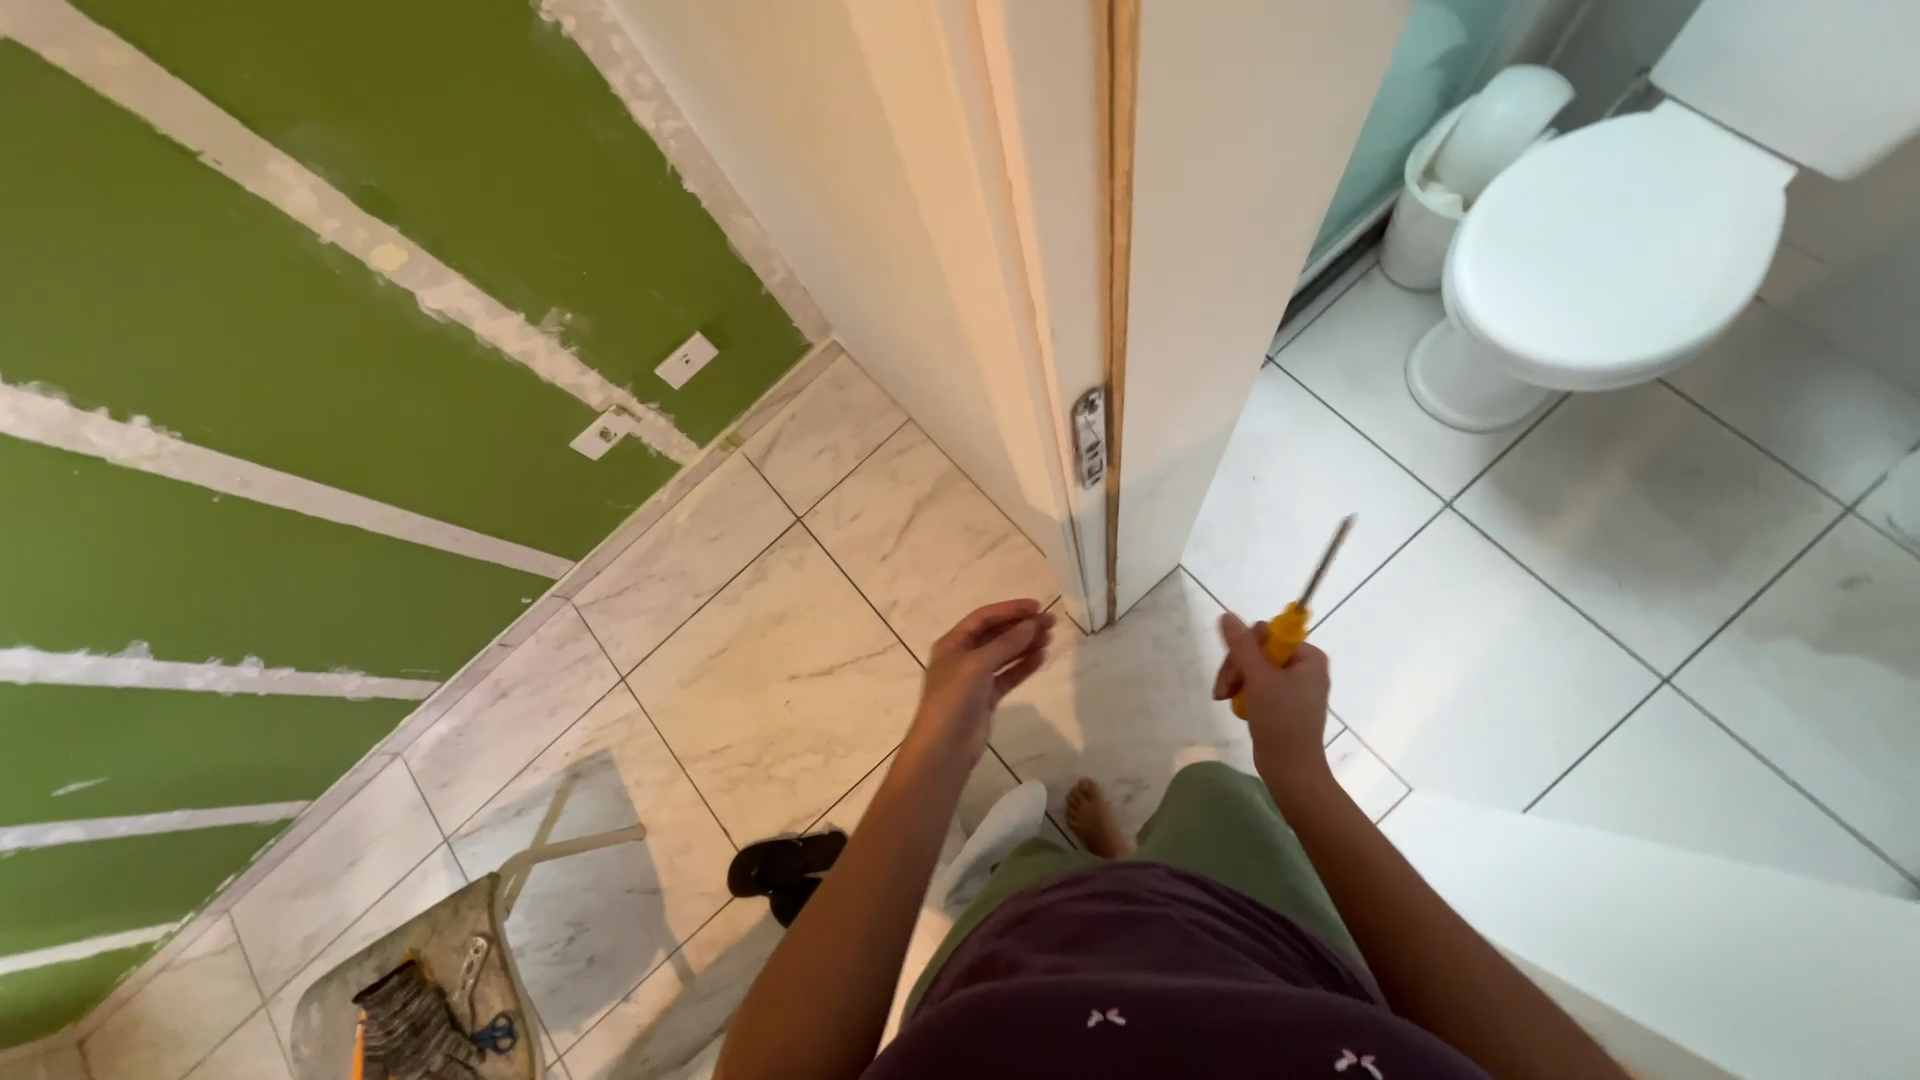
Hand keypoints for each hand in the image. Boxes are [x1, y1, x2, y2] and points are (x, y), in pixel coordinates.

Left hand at [905, 599, 1054, 766]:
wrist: (944, 747)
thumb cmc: (954, 698)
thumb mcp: (977, 664)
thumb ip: (1005, 643)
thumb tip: (1031, 625)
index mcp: (952, 643)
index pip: (984, 617)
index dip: (1010, 609)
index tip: (1037, 606)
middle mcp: (962, 657)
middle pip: (995, 634)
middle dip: (1021, 626)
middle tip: (1051, 622)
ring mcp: (974, 678)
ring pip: (1004, 655)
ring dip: (1025, 644)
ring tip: (1050, 637)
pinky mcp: (986, 697)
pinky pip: (1007, 675)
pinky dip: (1023, 666)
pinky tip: (1041, 657)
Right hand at [1213, 613, 1331, 783]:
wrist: (1291, 770)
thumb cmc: (1281, 721)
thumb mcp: (1259, 679)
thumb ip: (1241, 645)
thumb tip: (1226, 615)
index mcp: (1308, 656)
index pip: (1266, 634)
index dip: (1244, 649)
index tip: (1234, 673)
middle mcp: (1304, 666)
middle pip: (1257, 650)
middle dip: (1236, 669)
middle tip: (1223, 691)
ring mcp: (1293, 685)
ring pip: (1252, 667)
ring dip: (1235, 681)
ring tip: (1225, 699)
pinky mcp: (1283, 701)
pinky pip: (1257, 684)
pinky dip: (1243, 693)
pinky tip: (1239, 708)